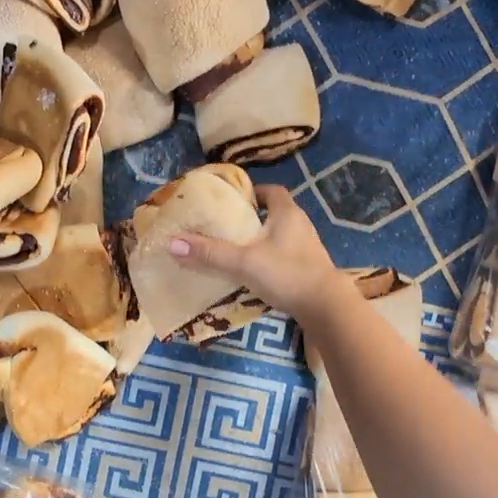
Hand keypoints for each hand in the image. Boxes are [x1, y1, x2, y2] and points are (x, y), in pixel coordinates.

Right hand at [169, 185, 352, 323]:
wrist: (326, 306)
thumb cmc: (287, 274)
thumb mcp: (243, 263)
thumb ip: (209, 254)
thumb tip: (171, 243)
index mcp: (287, 213)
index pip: (271, 191)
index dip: (253, 193)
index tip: (234, 201)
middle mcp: (300, 226)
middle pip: (275, 214)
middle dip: (253, 219)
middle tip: (228, 227)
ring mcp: (307, 249)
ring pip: (280, 237)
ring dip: (261, 241)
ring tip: (237, 251)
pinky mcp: (309, 270)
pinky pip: (285, 258)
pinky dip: (270, 261)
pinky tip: (256, 274)